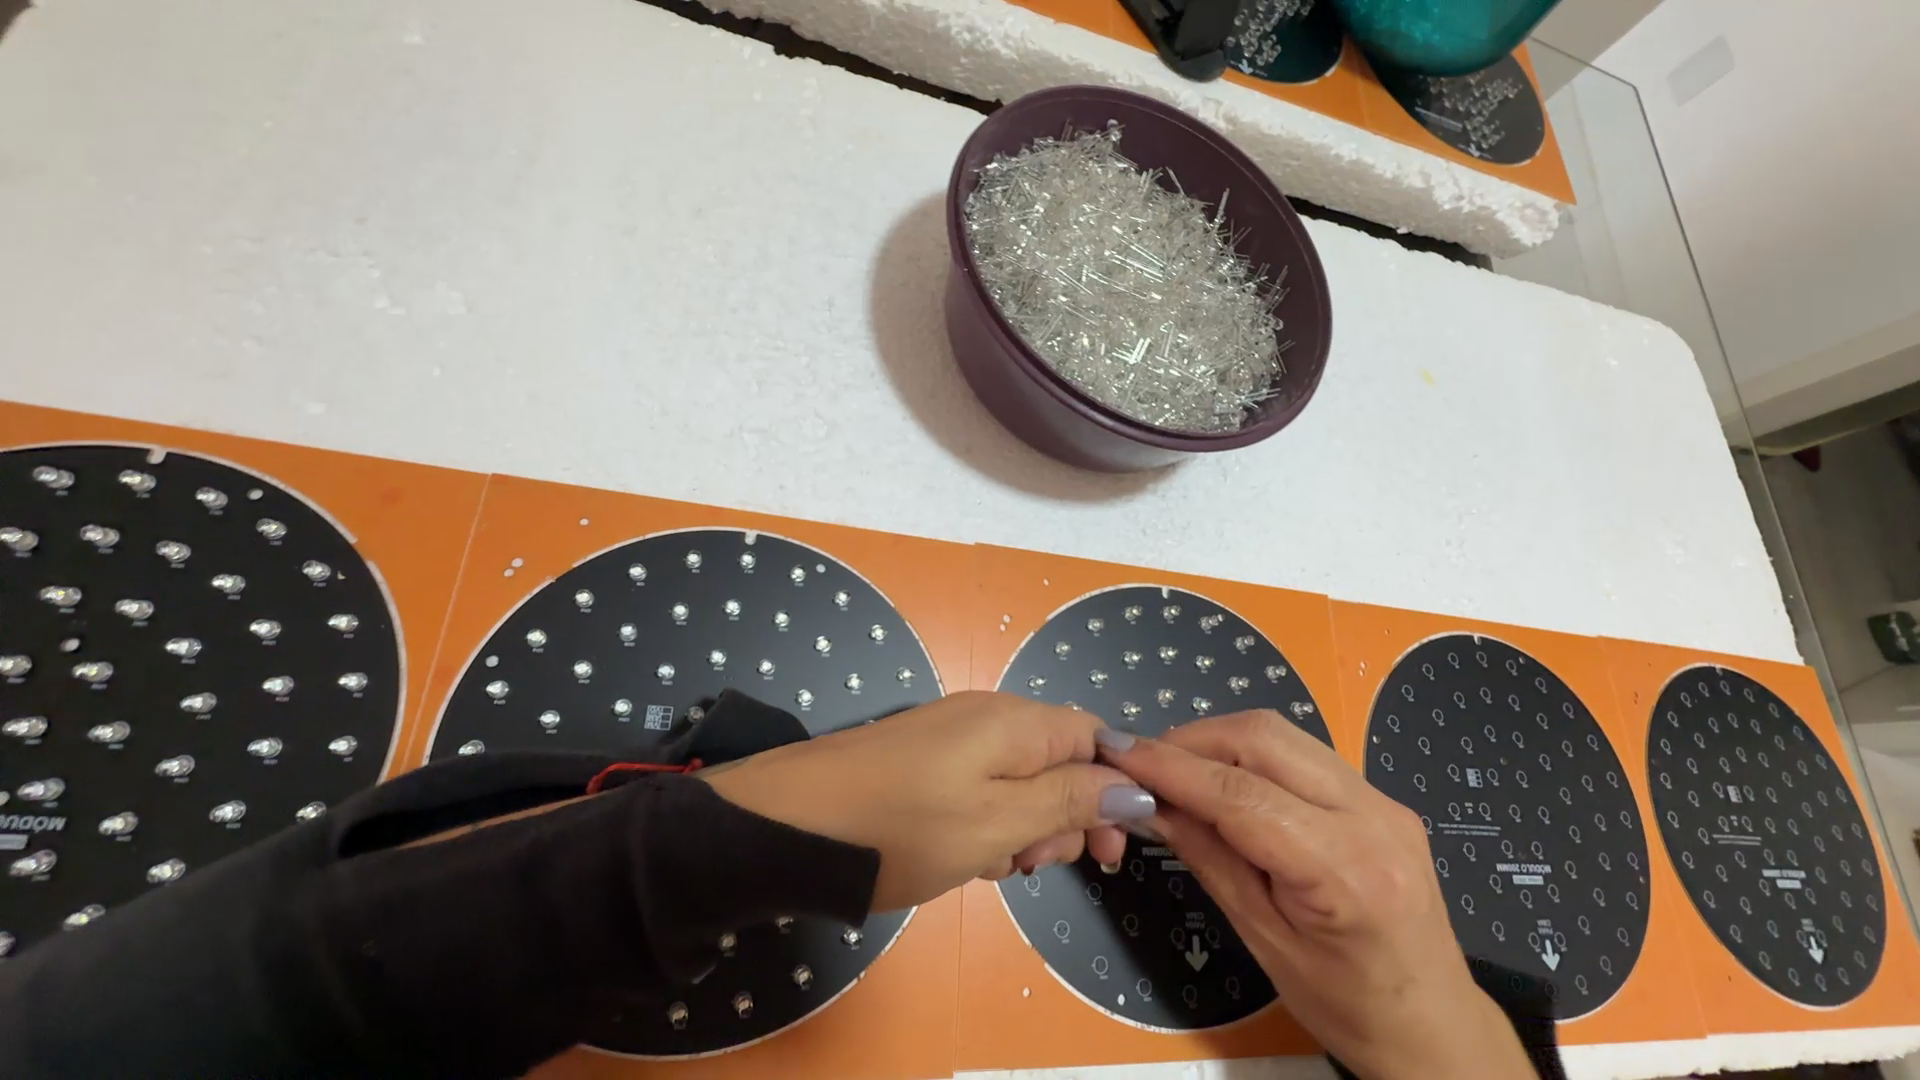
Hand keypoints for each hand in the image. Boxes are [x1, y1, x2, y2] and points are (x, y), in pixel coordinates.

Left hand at [701, 691, 1153, 910]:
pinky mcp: (922, 760)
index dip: (1112, 789)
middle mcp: (988, 717)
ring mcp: (950, 737)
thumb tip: (1136, 786)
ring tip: (991, 864)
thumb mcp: (999, 822)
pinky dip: (985, 823)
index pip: (1095, 736)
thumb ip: (1070, 801)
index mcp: (1015, 721)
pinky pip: (978, 787)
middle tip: (1031, 861)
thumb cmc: (903, 826)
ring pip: (1018, 779)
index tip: (1105, 850)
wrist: (788, 823)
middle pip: (1058, 759)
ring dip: (1022, 826)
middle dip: (1063, 814)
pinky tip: (963, 857)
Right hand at [1098, 712, 1533, 1079]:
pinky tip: (1219, 780)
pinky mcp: (1377, 795)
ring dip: (1216, 740)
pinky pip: (1298, 751)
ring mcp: (1380, 798)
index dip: (1170, 766)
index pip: (1239, 793)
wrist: (1437, 1028)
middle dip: (1191, 739)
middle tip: (1142, 764)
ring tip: (1174, 771)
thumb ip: (1207, 856)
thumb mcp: (1262, 939)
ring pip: (1280, 733)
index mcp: (1346, 869)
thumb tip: (1147, 801)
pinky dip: (1246, 753)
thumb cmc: (1346, 1006)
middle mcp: (1371, 815)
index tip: (1116, 751)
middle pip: (1263, 738)